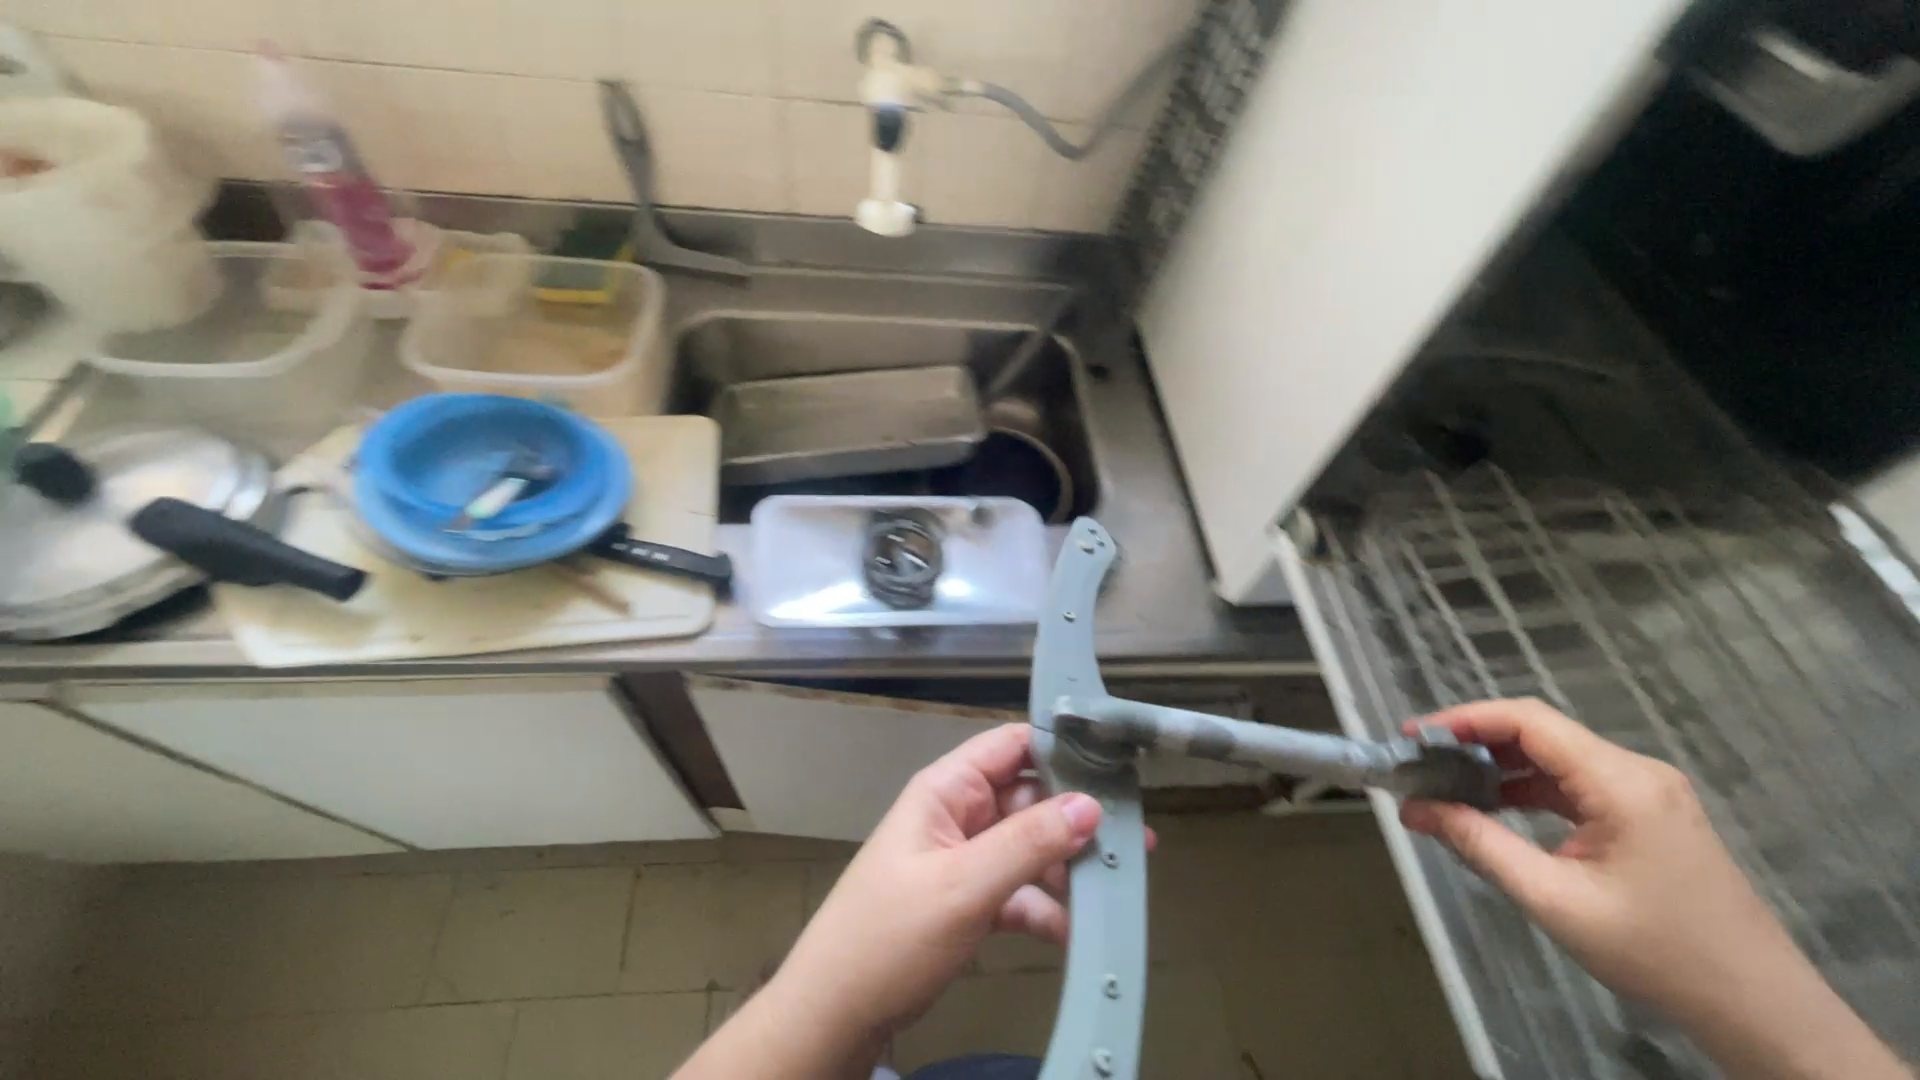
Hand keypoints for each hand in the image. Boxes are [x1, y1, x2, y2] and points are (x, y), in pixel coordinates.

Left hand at [769, 724, 1103, 1043]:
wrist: (837, 1012)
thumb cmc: (892, 934)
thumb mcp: (964, 885)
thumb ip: (1029, 843)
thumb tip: (1092, 806)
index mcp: (947, 789)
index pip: (1011, 745)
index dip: (1061, 747)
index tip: (1117, 764)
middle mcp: (959, 814)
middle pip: (1029, 799)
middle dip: (1077, 818)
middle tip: (1134, 840)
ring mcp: (964, 859)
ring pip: (1028, 847)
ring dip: (1066, 868)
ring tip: (1115, 889)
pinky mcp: (969, 901)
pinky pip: (1018, 891)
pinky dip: (1044, 908)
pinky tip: (1073, 933)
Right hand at [1401, 699, 1910, 1079]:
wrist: (1760, 1010)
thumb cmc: (1657, 953)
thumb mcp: (1554, 900)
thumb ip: (1479, 844)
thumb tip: (1413, 809)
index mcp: (1621, 782)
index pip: (1528, 720)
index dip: (1463, 719)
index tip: (1412, 738)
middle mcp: (1635, 772)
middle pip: (1538, 731)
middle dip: (1472, 741)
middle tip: (1419, 762)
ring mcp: (1644, 791)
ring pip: (1553, 756)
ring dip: (1496, 765)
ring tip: (1443, 784)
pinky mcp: (1644, 813)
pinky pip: (1572, 782)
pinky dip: (1525, 788)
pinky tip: (1491, 807)